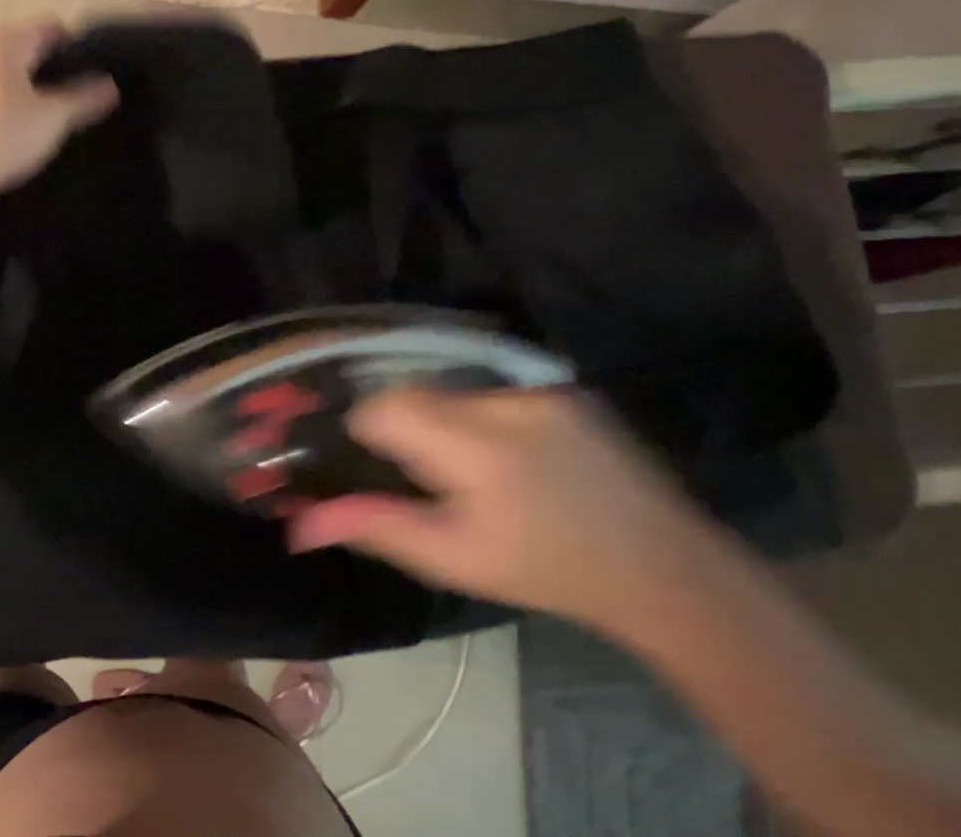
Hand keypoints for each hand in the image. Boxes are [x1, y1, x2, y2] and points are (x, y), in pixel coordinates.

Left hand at [0, 20, 118, 199]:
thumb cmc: (4, 137)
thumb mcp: (54, 118)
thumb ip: (84, 97)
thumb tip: (111, 85)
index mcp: (5, 41)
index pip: (51, 26)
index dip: (76, 47)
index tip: (94, 75)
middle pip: (28, 47)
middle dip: (53, 68)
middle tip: (78, 98)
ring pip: (9, 70)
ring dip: (31, 87)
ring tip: (53, 116)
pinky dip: (9, 102)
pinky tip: (20, 129)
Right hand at [288, 389, 719, 628]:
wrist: (662, 566)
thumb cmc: (546, 571)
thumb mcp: (453, 559)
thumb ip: (375, 528)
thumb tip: (299, 523)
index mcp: (479, 448)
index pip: (386, 406)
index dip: (363, 429)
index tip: (369, 465)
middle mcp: (508, 403)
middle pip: (417, 392)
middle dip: (402, 427)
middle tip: (418, 475)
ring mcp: (541, 390)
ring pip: (452, 389)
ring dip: (440, 420)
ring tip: (466, 470)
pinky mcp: (563, 388)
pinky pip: (490, 390)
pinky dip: (477, 416)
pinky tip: (504, 457)